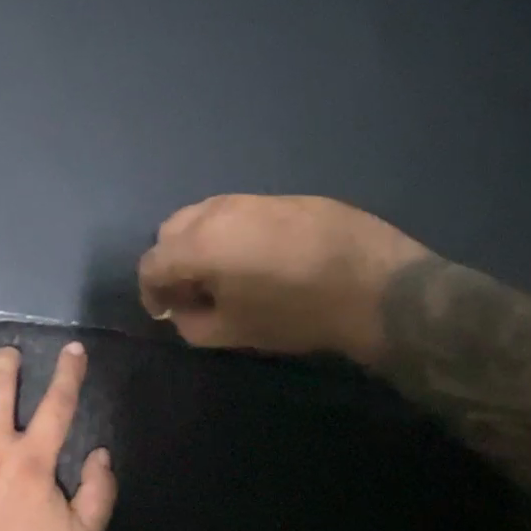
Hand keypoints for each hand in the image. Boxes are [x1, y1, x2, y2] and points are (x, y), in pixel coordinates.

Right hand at [137, 195, 431, 363]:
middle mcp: (218, 212)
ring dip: (202, 241)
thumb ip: (192, 324)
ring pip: (206, 214)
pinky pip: (243, 211)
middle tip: (193, 290)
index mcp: (199, 245)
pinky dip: (235, 231)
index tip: (164, 311)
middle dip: (172, 260)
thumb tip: (181, 311)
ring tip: (226, 271)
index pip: (151, 263)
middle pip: (171, 230)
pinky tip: (262, 256)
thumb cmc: (297, 315)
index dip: (150, 291)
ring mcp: (254, 199)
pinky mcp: (288, 197)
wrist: (380, 289)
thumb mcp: (235, 333)